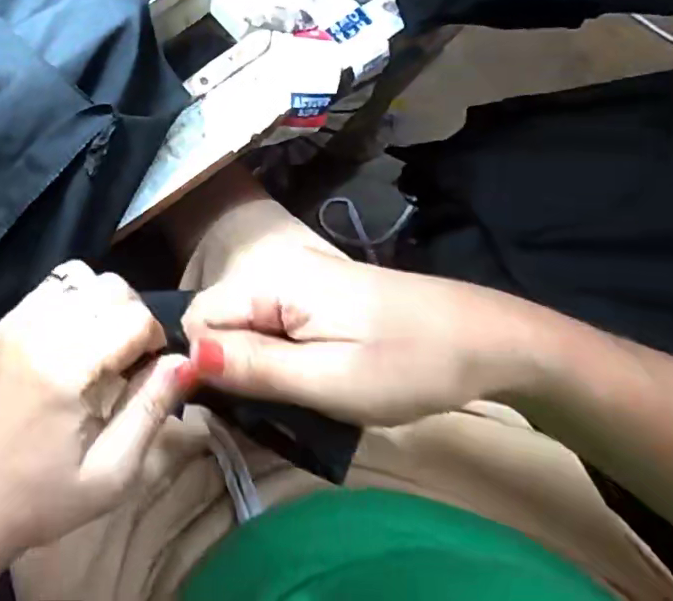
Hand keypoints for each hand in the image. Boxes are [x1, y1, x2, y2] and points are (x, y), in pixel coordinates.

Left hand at [0, 261, 195, 593]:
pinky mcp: (2, 323)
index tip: (149, 375)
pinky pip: (52, 286)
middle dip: (134, 317)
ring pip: (82, 276)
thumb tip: (186, 361)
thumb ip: (151, 410)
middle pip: (111, 286)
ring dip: (105, 304)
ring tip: (102, 348)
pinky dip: (75, 299)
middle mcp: (38, 329)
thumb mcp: (109, 475)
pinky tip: (73, 341)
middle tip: (130, 362)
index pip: (134, 317)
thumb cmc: (36, 500)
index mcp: (64, 367)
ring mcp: (15, 320)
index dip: (156, 341)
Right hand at [182, 241, 546, 426]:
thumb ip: (256, 367)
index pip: (198, 317)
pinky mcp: (315, 290)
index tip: (243, 403)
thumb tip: (187, 359)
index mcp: (271, 281)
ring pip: (244, 323)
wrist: (485, 338)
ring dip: (258, 363)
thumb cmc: (409, 363)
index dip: (207, 363)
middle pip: (218, 318)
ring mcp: (296, 276)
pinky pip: (270, 321)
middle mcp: (274, 268)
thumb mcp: (331, 380)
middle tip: (278, 405)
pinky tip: (311, 375)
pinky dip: (279, 352)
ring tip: (299, 395)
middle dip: (232, 364)